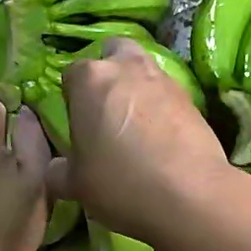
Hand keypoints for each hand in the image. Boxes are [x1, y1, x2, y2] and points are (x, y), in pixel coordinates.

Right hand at [47, 37, 234, 240]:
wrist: (191, 195)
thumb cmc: (122, 183)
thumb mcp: (76, 185)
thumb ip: (58, 172)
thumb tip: (55, 171)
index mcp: (90, 78)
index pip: (72, 75)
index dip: (74, 99)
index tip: (80, 125)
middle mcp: (129, 68)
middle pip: (115, 54)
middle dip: (111, 73)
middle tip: (109, 111)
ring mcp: (166, 81)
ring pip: (147, 72)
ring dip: (140, 90)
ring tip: (139, 127)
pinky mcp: (194, 101)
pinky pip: (171, 97)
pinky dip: (165, 110)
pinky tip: (165, 139)